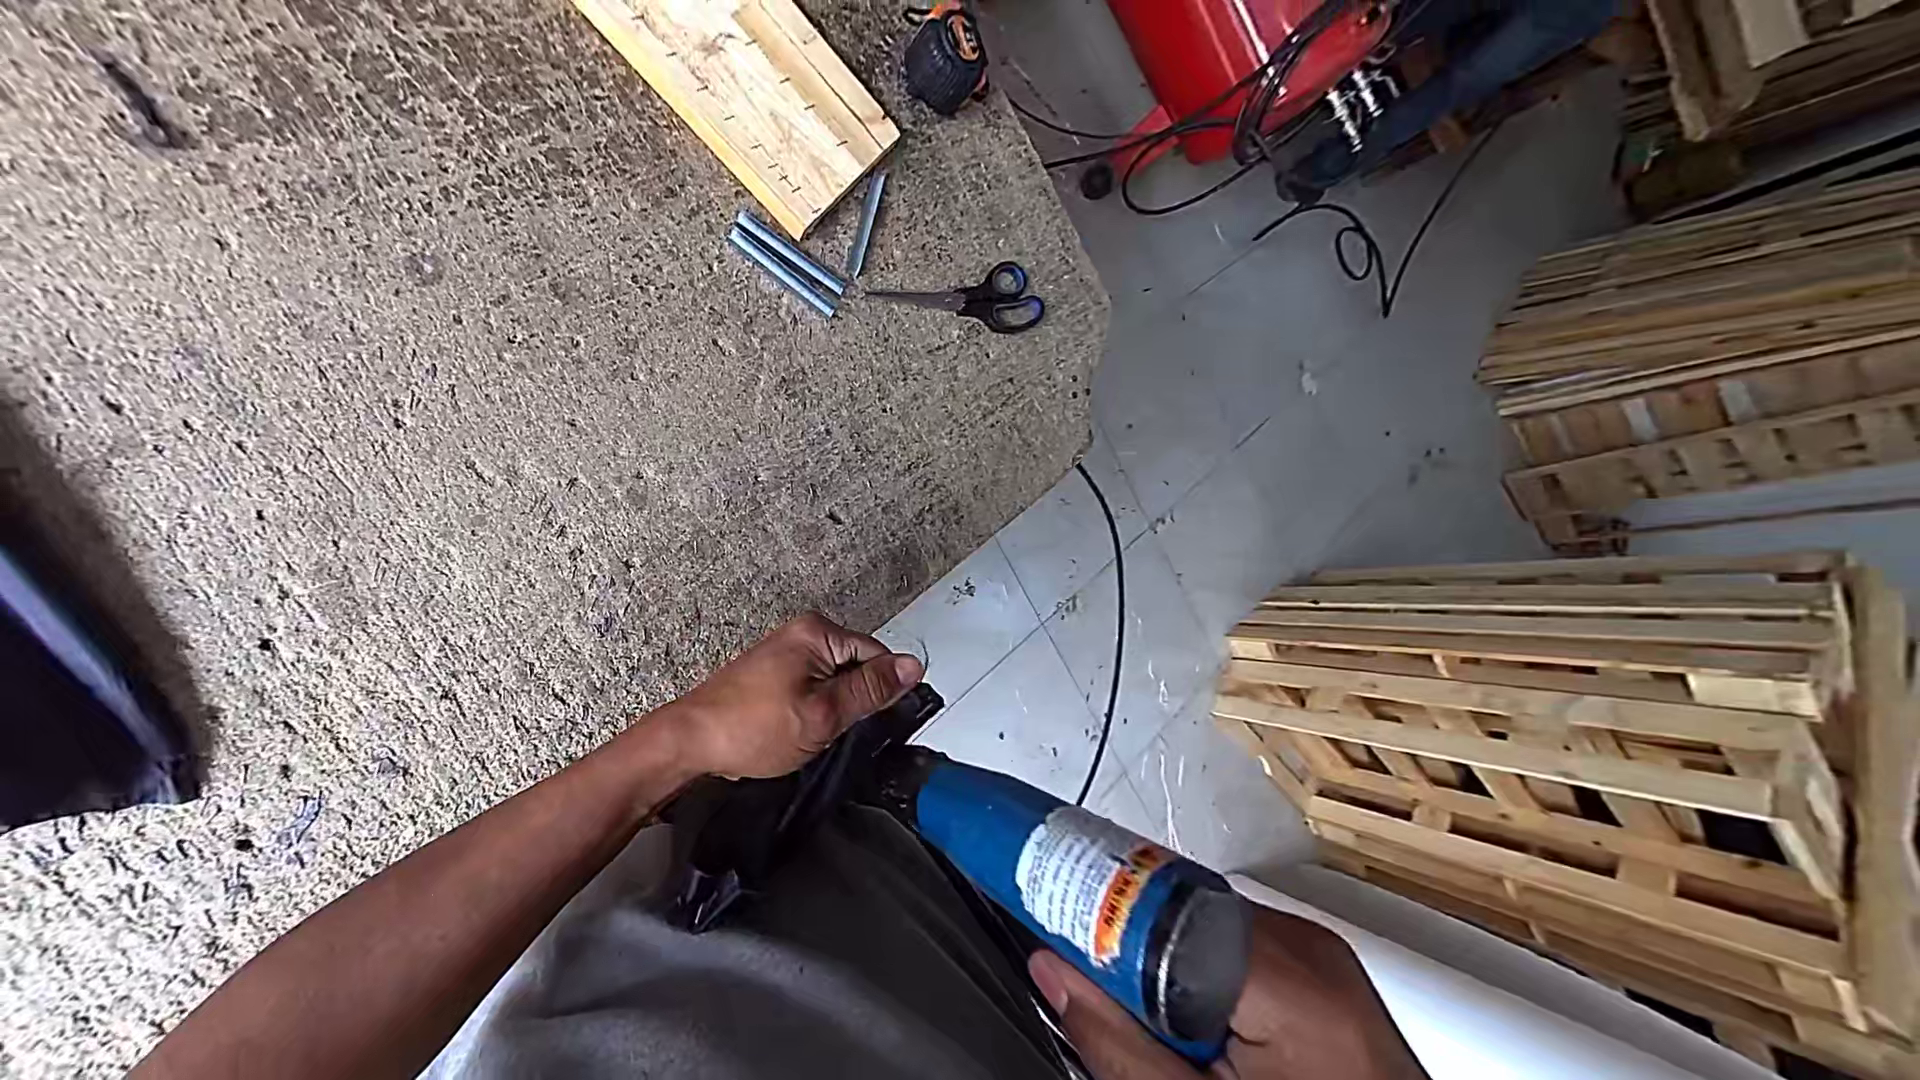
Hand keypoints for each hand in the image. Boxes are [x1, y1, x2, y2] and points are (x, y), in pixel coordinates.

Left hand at [654, 612, 924, 778]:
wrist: (689, 742)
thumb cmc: (747, 727)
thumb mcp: (823, 712)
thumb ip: (871, 689)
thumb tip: (911, 667)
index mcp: (817, 632)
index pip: (878, 655)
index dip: (880, 691)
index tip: (868, 718)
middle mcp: (803, 633)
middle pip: (858, 666)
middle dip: (853, 700)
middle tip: (830, 726)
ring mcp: (788, 651)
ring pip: (837, 680)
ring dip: (833, 707)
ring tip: (807, 728)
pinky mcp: (778, 671)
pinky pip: (816, 686)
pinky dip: (814, 707)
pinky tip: (795, 727)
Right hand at [1027, 907, 1427, 1079]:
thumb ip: (1117, 1045)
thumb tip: (1048, 968)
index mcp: (1291, 984)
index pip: (1164, 911)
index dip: (1103, 919)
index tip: (1053, 923)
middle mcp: (1309, 949)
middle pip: (1181, 912)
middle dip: (1131, 946)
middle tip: (1091, 979)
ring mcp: (1322, 956)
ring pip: (1205, 926)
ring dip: (1165, 961)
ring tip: (1152, 1019)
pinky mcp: (1324, 970)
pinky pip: (1238, 946)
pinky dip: (1202, 971)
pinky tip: (1194, 1023)